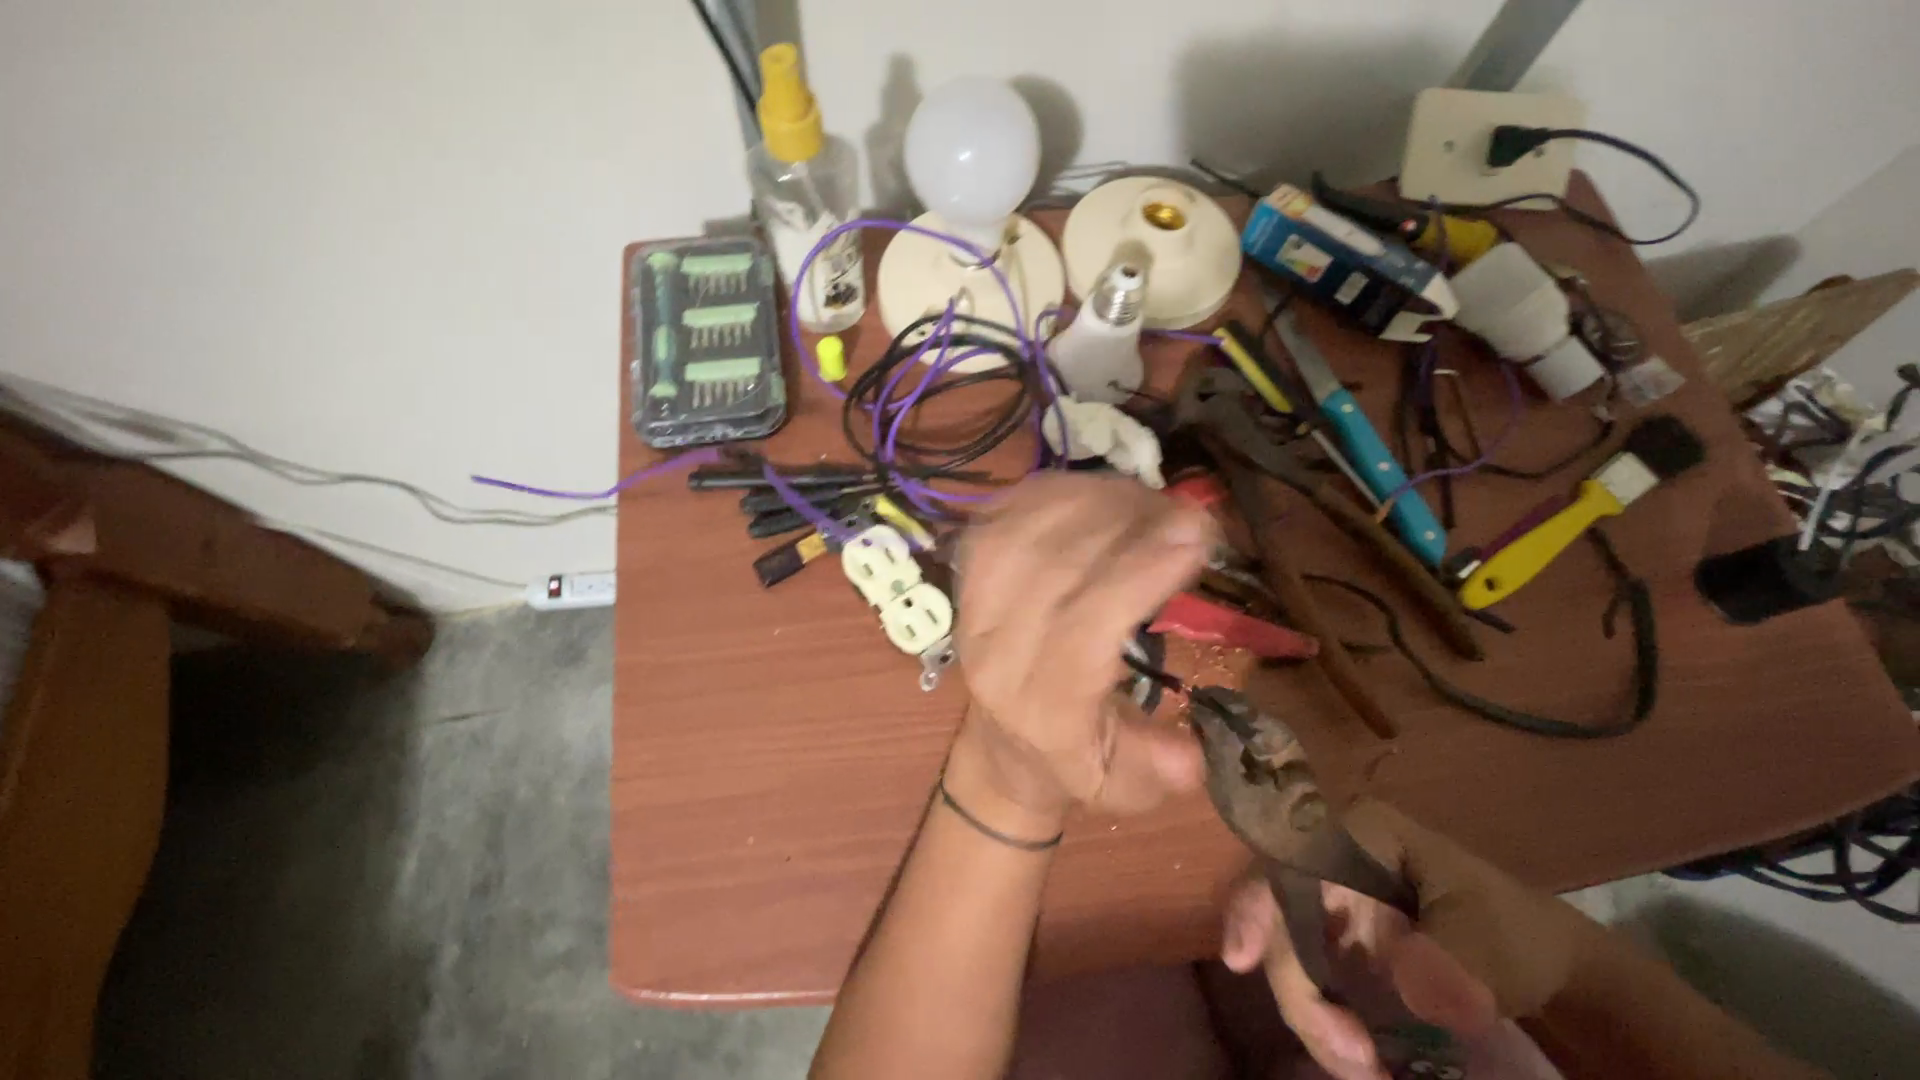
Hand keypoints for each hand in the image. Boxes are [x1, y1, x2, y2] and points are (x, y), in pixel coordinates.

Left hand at [947, 473, 1215, 834]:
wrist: (1003, 746)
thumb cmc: (1073, 762)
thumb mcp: (1125, 787)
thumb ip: (1158, 769)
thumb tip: (1192, 752)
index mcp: (1041, 710)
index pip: (1081, 631)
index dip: (1136, 576)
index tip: (1195, 538)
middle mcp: (995, 655)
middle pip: (1051, 570)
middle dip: (1126, 526)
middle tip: (1187, 510)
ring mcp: (972, 611)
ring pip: (1021, 535)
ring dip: (1092, 502)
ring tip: (1150, 499)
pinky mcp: (966, 580)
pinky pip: (999, 519)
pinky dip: (1051, 494)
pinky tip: (1099, 490)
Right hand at [1220, 800, 1588, 1079]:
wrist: (1543, 964)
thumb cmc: (1516, 933)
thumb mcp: (1493, 942)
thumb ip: (1450, 960)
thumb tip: (1404, 982)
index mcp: (1358, 837)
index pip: (1289, 864)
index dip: (1254, 906)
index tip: (1239, 960)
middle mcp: (1326, 864)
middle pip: (1279, 922)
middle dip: (1303, 995)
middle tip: (1357, 1062)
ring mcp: (1325, 905)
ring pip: (1288, 959)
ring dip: (1314, 1019)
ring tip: (1367, 1072)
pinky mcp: (1331, 943)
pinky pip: (1308, 982)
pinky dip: (1325, 1025)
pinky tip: (1360, 1062)